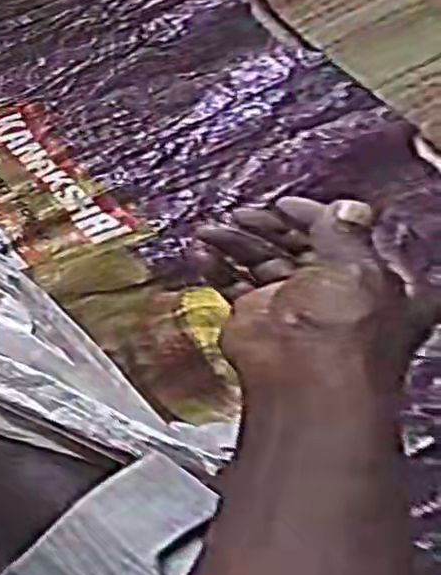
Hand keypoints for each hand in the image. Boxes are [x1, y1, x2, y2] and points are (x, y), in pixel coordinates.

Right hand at [199, 198, 436, 402]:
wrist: (299, 370)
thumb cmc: (340, 328)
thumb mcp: (352, 271)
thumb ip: (343, 236)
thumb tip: (349, 208)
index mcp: (374, 278)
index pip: (342, 236)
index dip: (313, 217)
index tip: (283, 204)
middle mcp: (335, 288)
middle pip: (295, 246)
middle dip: (265, 228)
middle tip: (239, 215)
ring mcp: (292, 300)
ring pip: (258, 260)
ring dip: (232, 243)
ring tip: (208, 231)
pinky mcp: (254, 310)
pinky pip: (230, 281)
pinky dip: (212, 265)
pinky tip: (199, 253)